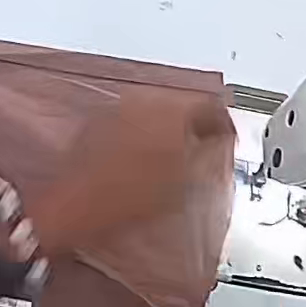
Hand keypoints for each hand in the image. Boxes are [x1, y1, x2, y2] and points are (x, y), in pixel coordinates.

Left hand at [28, 91, 233, 253]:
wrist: (77, 205)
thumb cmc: (129, 196)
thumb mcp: (186, 181)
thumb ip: (209, 154)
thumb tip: (221, 142)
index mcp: (170, 111)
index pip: (211, 105)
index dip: (225, 124)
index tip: (228, 139)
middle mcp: (142, 102)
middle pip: (182, 105)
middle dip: (197, 125)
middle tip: (205, 148)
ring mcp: (117, 110)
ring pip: (156, 112)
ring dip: (170, 129)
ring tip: (176, 157)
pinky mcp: (99, 123)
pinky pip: (133, 121)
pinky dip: (145, 133)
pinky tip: (146, 158)